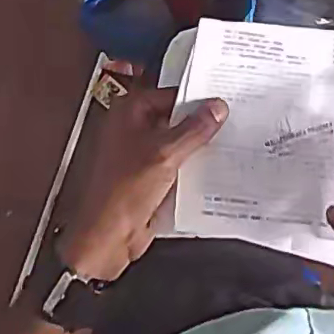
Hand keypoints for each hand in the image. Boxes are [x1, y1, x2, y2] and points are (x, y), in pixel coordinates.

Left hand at [59, 86, 226, 281]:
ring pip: (177, 142)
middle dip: (200, 124)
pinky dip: (190, 165)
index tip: (222, 104)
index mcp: (130, 112)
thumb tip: (215, 108)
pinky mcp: (148, 176)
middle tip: (228, 123)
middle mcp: (132, 128)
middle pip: (175, 118)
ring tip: (224, 145)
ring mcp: (140, 153)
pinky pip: (175, 163)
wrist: (105, 238)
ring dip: (197, 147)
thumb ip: (195, 129)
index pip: (172, 95)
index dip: (198, 100)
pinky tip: (210, 168)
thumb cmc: (119, 193)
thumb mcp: (166, 154)